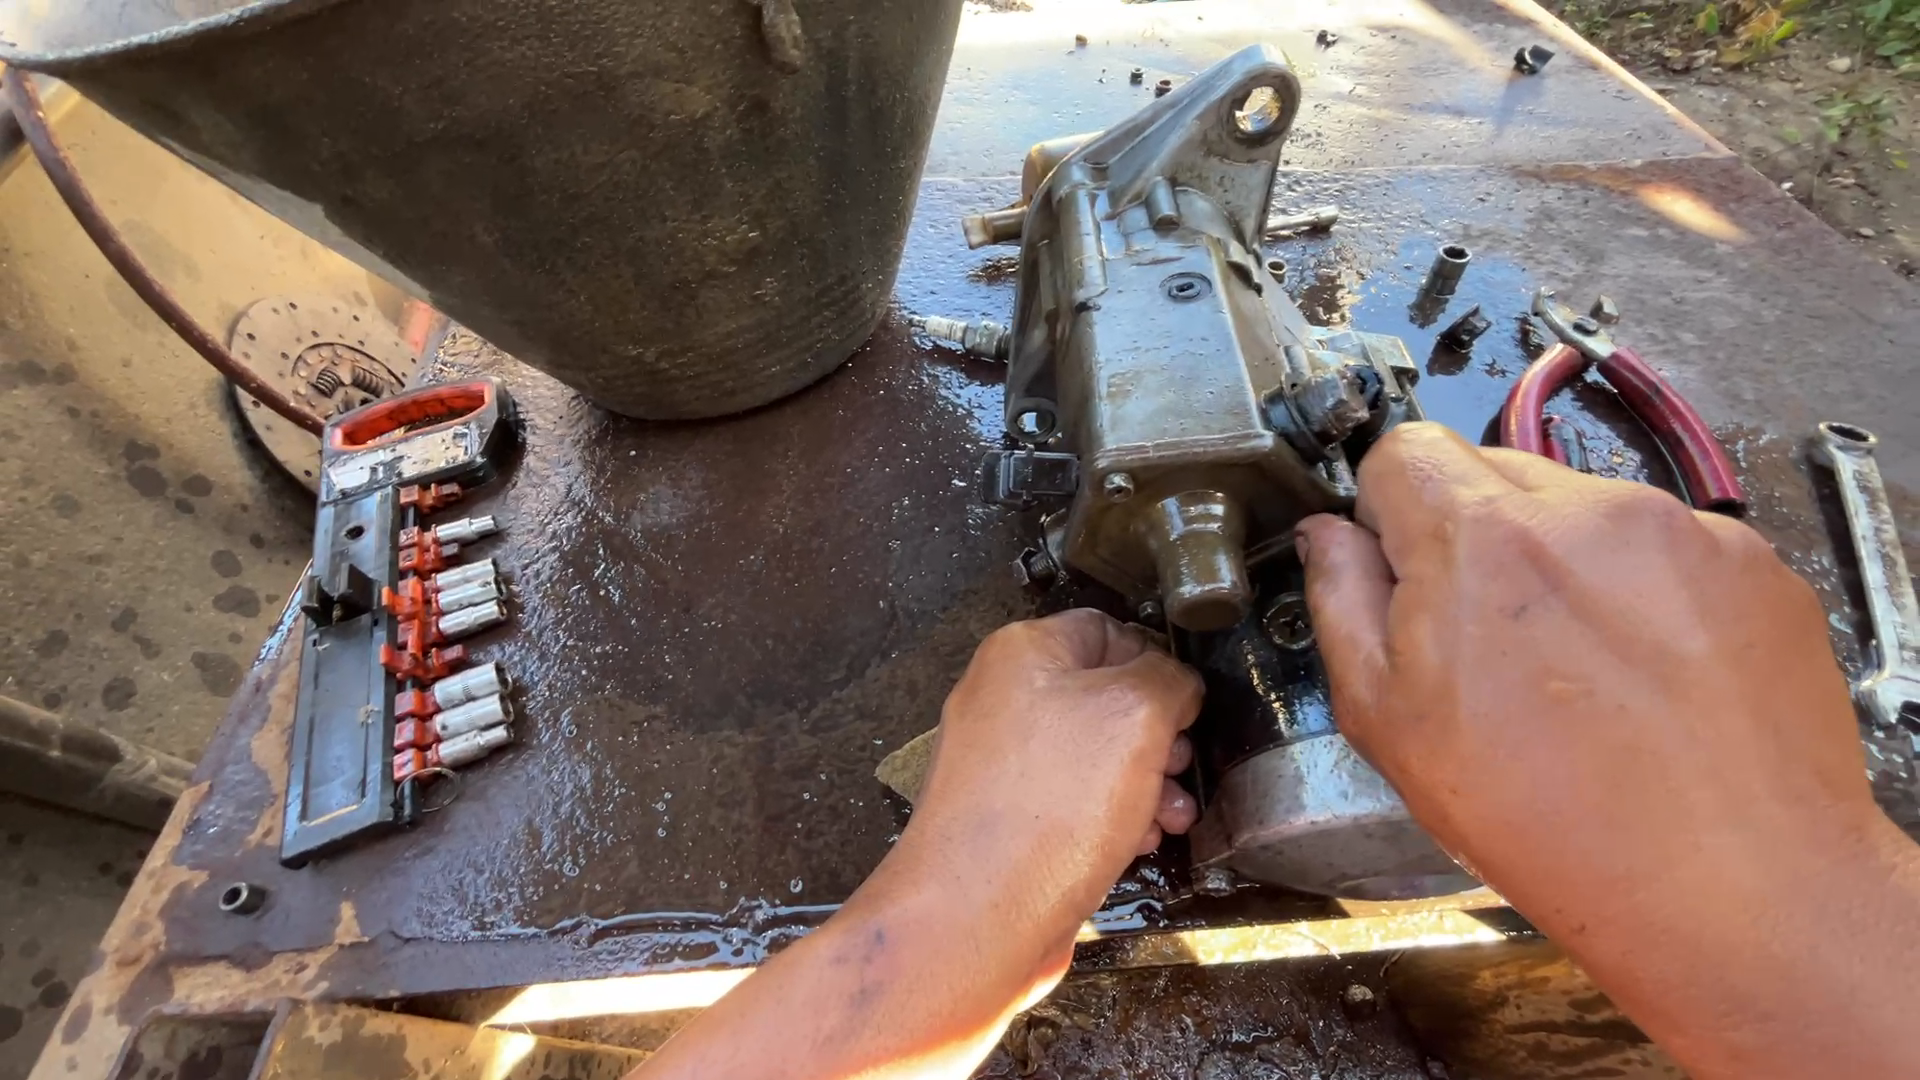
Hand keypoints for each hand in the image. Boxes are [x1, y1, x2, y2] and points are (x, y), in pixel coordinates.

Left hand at [887, 609, 1202, 966]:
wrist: (978, 913)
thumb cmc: (1053, 802)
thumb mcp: (1135, 712)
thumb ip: (1167, 677)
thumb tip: (1174, 682)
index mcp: (1022, 651)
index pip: (1105, 630)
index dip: (1154, 662)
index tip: (1186, 703)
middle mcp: (1001, 695)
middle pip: (1101, 695)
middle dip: (1156, 733)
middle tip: (1180, 765)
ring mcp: (998, 756)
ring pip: (1091, 751)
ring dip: (1143, 779)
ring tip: (1173, 816)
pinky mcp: (1003, 811)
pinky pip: (1068, 795)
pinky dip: (1109, 811)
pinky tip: (1138, 840)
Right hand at [1297, 422, 1919, 1078]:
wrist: (1731, 888)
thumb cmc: (1524, 803)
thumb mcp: (1379, 710)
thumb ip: (1338, 596)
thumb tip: (1326, 532)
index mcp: (1476, 540)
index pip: (1401, 448)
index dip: (1381, 502)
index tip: (1394, 562)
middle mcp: (1580, 509)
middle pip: (1480, 465)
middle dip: (1454, 524)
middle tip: (1466, 619)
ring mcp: (1677, 529)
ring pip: (1561, 497)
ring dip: (1534, 548)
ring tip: (1553, 648)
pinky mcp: (1747, 561)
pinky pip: (1641, 534)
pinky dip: (1612, 573)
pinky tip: (1623, 655)